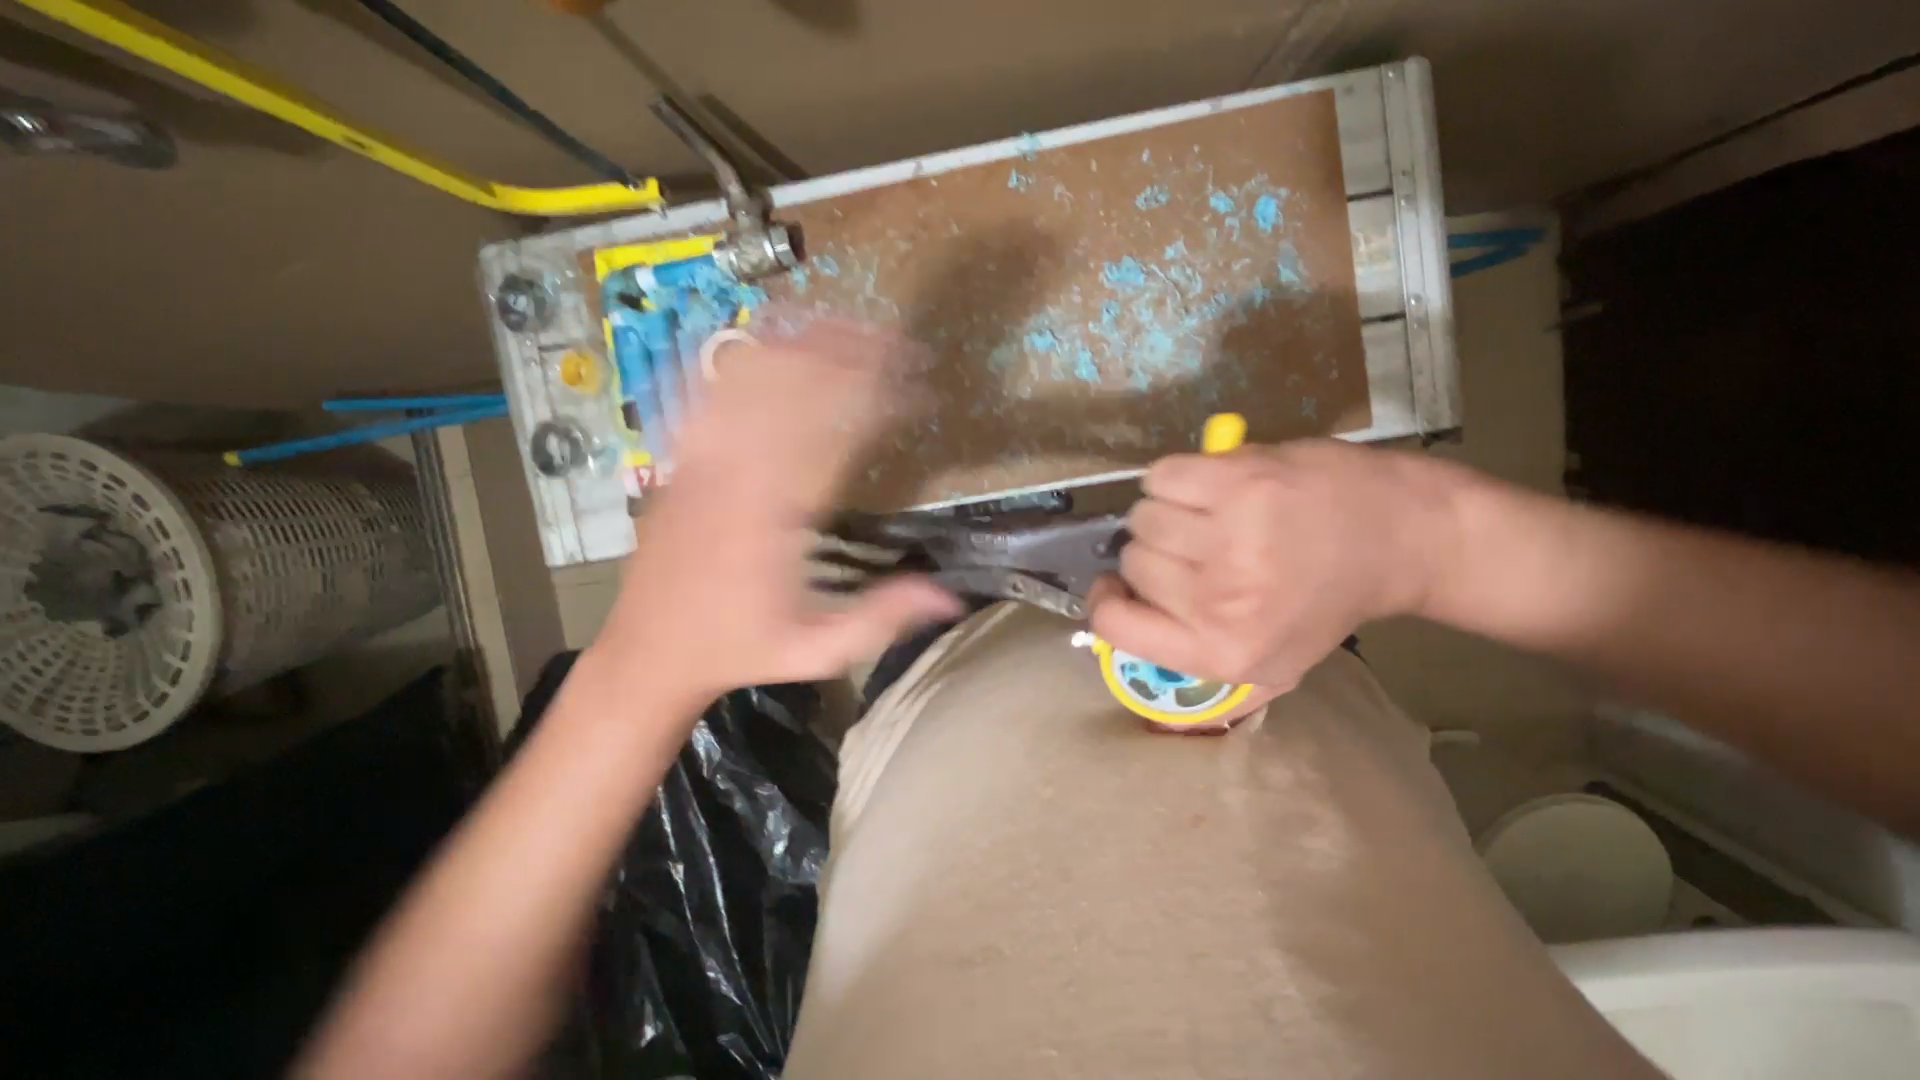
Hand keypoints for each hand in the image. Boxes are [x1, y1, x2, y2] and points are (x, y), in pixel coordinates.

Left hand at [590, 318, 962, 703]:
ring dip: (800, 345)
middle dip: (848, 354)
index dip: (879, 397)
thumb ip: (883, 617)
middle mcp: (734, 475)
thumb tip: (951, 593)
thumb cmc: (738, 648)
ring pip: (749, 381)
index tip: (919, 386)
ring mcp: (699, 462)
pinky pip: (704, 393)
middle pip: (793, 389)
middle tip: (896, 342)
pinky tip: (760, 337)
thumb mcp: (818, 649)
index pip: (834, 433)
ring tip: (844, 323)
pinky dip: (737, 360)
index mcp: (774, 517)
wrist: (649, 651)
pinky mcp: (679, 462)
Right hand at [1086, 439, 1461, 694]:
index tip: (1118, 586)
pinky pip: (1161, 476)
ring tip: (1212, 516)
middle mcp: (1220, 601)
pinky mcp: (1238, 481)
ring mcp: (1229, 537)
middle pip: (1132, 564)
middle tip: (1203, 548)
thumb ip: (1186, 647)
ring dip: (1168, 513)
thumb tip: (1109, 611)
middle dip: (1157, 554)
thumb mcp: (1266, 660)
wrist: (1397, 536)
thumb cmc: (1324, 600)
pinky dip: (1178, 477)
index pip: (1112, 626)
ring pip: (1142, 517)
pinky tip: (1212, 486)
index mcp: (1222, 652)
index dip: (1106, 602)